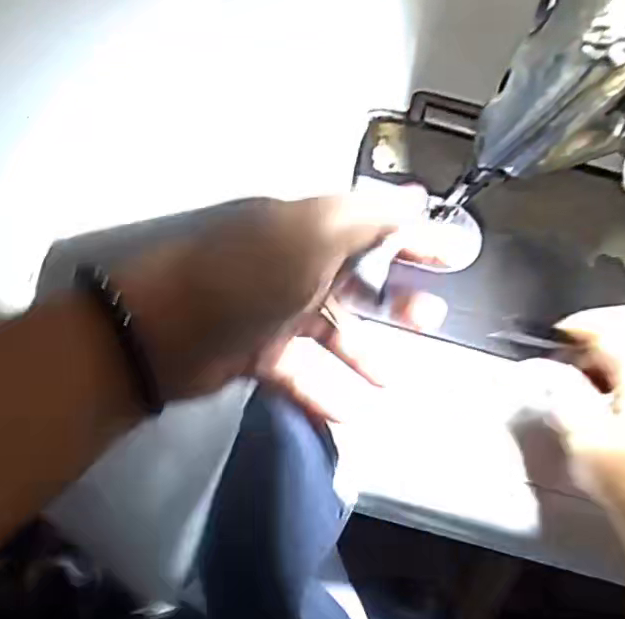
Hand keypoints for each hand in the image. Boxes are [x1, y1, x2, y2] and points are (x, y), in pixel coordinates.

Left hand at [115, 188, 451, 420]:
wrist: (167, 330)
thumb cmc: (246, 276)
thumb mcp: (313, 234)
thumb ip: (367, 218)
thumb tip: (415, 199)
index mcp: (311, 231)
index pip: (374, 229)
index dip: (415, 241)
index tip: (456, 257)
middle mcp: (295, 270)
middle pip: (356, 285)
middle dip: (395, 302)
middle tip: (432, 320)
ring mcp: (274, 316)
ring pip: (330, 336)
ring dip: (363, 356)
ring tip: (393, 379)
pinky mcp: (255, 357)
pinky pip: (298, 374)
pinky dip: (322, 393)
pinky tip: (350, 413)